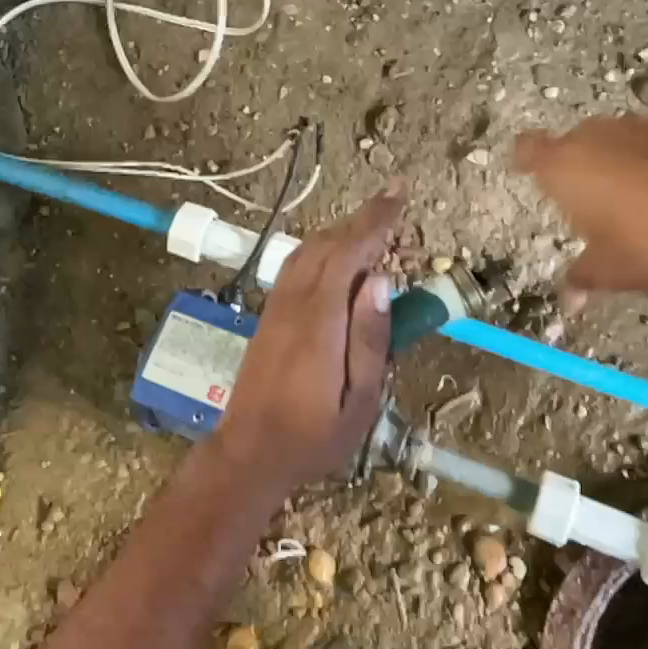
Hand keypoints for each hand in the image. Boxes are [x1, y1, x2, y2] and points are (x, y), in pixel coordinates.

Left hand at [214, 188, 403, 489]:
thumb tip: (382, 282)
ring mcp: (275, 307)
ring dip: (339, 230)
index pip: (348, 254)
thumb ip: (371, 339)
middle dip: (360, 218)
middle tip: (393, 200)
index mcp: (320, 321)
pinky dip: (320, 247)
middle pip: (325, 244)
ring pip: (305, 250)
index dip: (373, 221)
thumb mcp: (360, 400)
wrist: (249, 453)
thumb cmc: (315, 436)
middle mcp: (293, 304)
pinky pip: (294, 265)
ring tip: (371, 223)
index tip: (398, 195)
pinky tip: (335, 253)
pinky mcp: (267, 316)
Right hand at [514, 115, 647, 297]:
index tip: (530, 173)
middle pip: (572, 144)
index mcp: (563, 168)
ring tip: (637, 197)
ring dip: (616, 159)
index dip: (527, 160)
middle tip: (593, 203)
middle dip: (578, 167)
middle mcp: (593, 136)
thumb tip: (568, 298)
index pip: (526, 149)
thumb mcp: (609, 272)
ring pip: (613, 138)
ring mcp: (637, 125)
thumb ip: (581, 278)